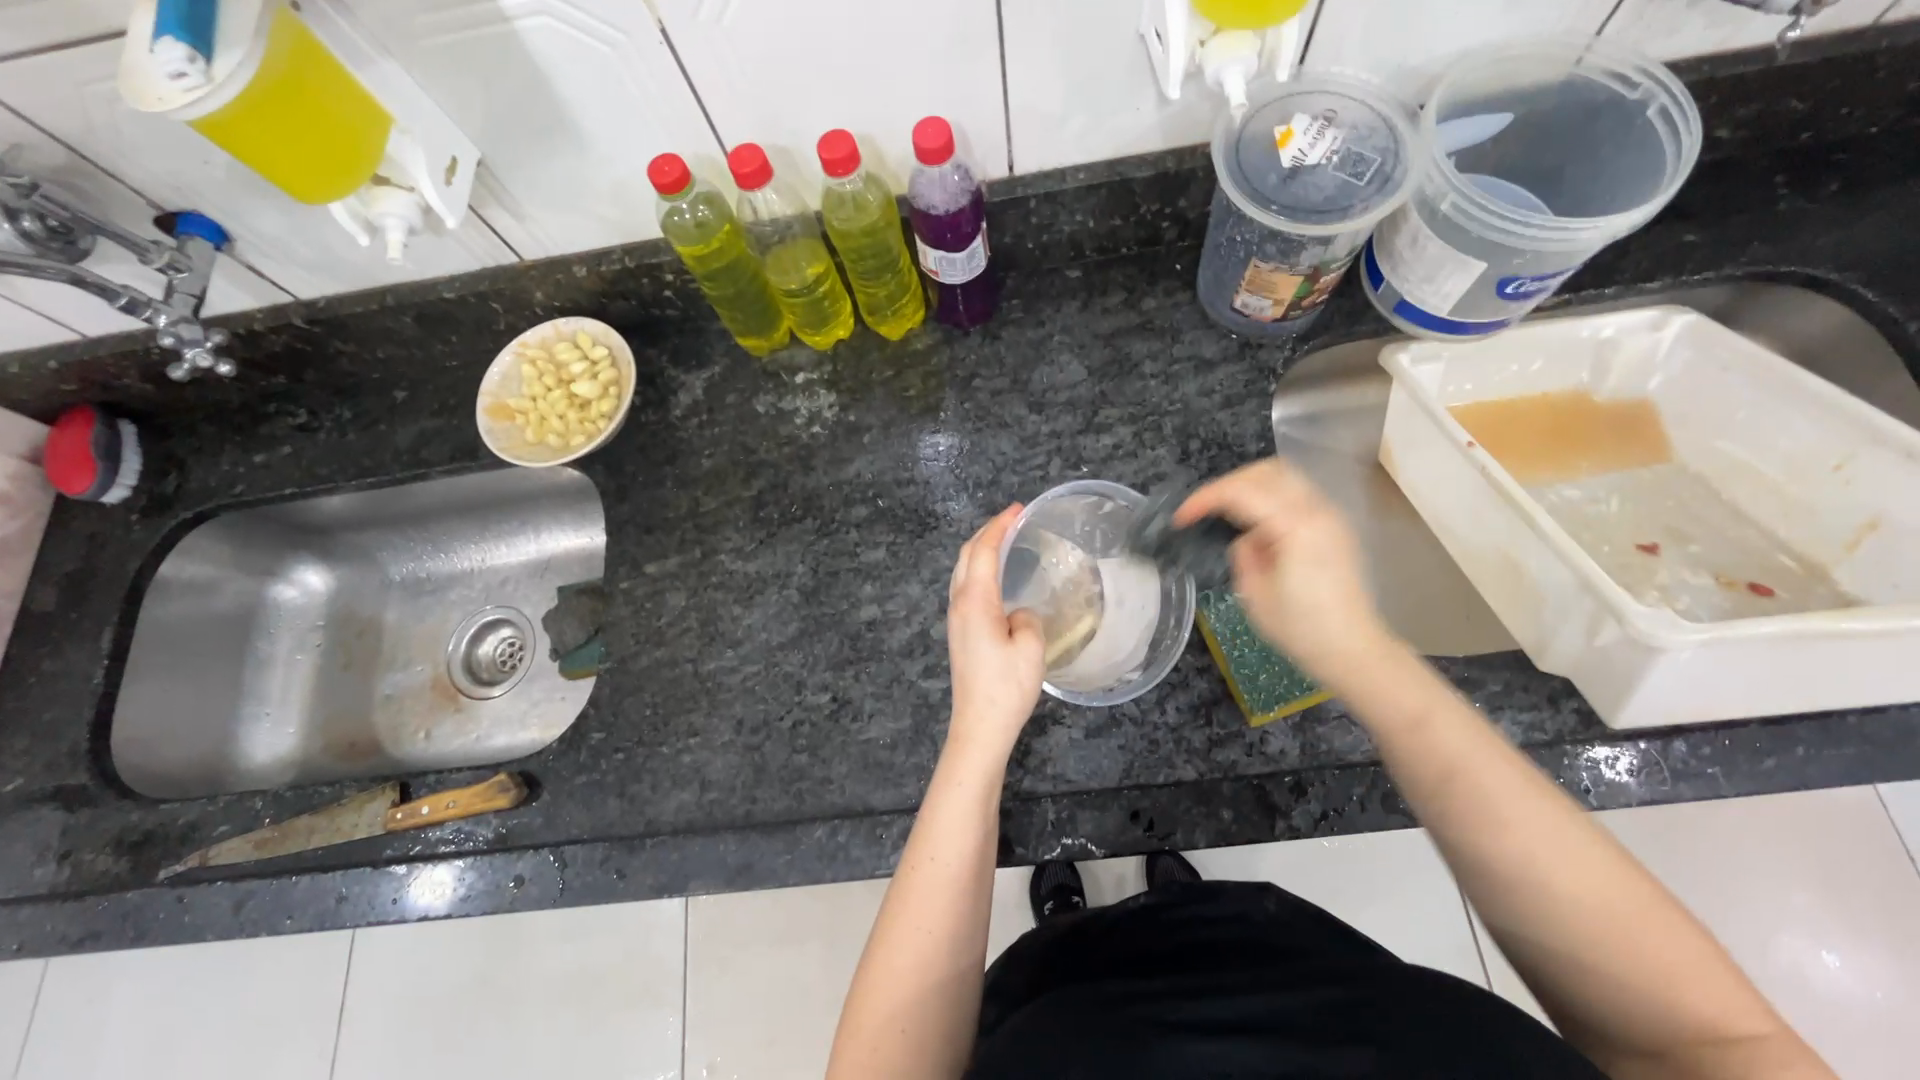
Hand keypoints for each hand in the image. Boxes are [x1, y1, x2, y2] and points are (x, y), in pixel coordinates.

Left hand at [945, 504, 1045, 761]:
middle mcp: (959, 605)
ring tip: (1005, 541)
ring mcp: (956, 620)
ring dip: (981, 551)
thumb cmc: (1007, 687)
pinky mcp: (960, 634)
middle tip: (1012, 520)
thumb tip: (1018, 613)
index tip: (1018, 509)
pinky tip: (996, 578)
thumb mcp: (1031, 647)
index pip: (984, 550)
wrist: (980, 725)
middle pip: (966, 556)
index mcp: (975, 601)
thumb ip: (1027, 618)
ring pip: (963, 572)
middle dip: (987, 532)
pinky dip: (980, 571)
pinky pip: (966, 588)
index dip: (1000, 526)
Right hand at [1176, 458, 1391, 681]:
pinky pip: (1297, 495)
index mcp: (1295, 526)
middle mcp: (1316, 511)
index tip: (1181, 518)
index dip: (1205, 499)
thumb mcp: (1254, 594)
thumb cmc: (1301, 629)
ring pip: (1285, 477)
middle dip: (1229, 484)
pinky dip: (1269, 498)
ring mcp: (1329, 516)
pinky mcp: (1334, 527)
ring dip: (1250, 487)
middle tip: (1205, 509)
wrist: (1352, 649)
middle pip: (1266, 472)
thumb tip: (1246, 539)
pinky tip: (1256, 525)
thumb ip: (1243, 554)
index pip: (1241, 493)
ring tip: (1227, 512)